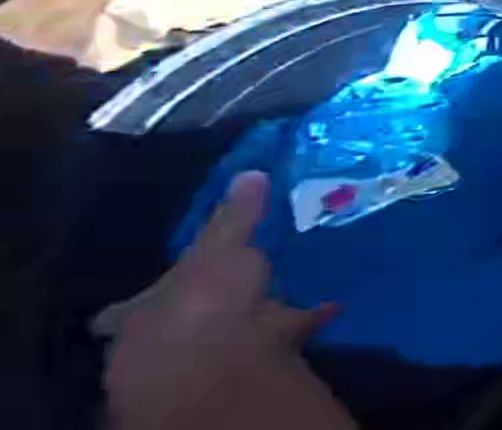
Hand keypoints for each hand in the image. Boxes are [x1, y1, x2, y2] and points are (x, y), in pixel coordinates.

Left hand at [102, 171, 354, 429]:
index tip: (175, 271)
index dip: (154, 288)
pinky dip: (312, 312)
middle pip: (192, 311)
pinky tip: (336, 296)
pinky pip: (290, 325)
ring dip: (268, 301)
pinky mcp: (261, 350)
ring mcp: (216, 348)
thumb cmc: (200, 305)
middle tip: (256, 263)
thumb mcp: (218, 249)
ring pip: (241, 319)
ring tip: (301, 273)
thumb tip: (249, 173)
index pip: (134, 303)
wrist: (230, 360)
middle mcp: (171, 336)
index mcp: (143, 314)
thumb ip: (234, 216)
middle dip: (222, 292)